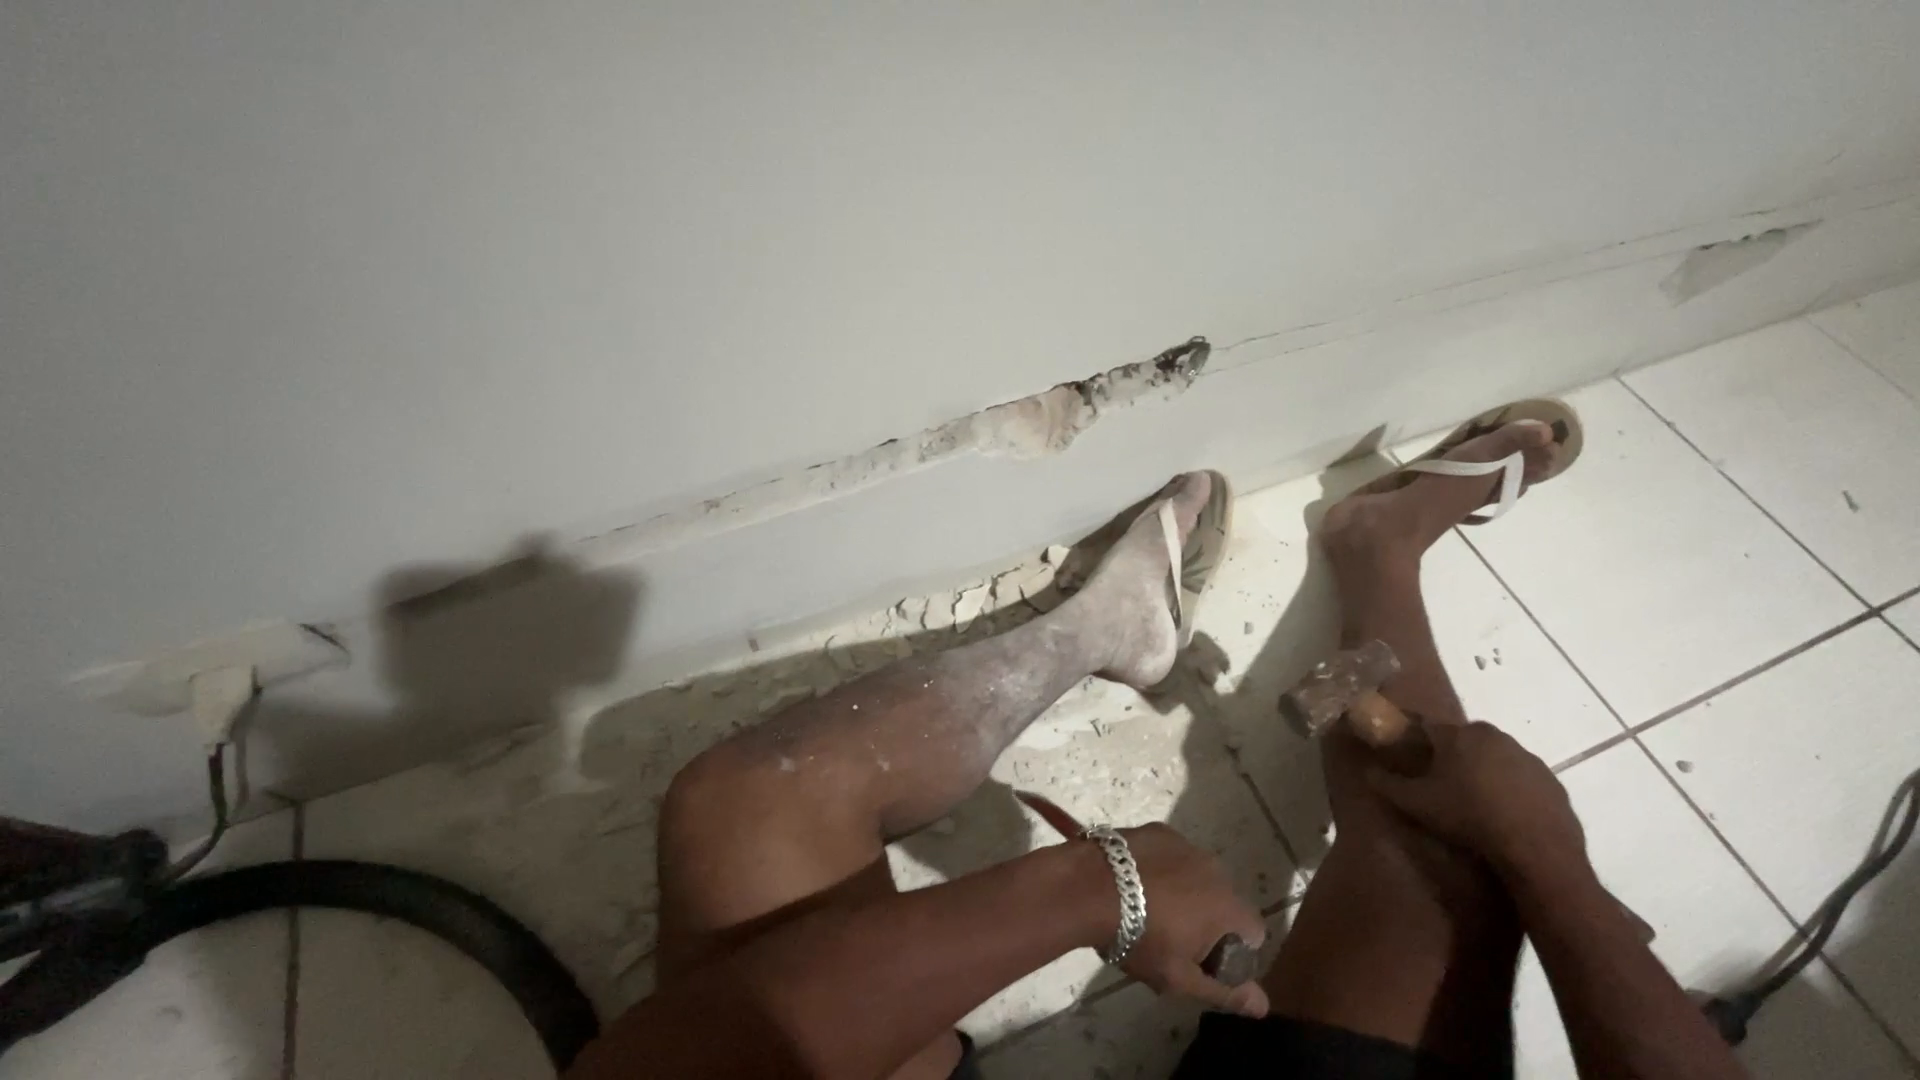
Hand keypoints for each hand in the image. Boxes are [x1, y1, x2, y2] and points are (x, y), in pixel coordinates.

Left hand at [1018, 793, 1269, 1018]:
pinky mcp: (1156, 829)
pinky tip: (1133, 881)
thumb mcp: (1180, 978)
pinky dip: (1160, 867)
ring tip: (1147, 907)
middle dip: (1207, 920)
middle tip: (1172, 938)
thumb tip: (1264, 1006)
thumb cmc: (1138, 937)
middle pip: (1224, 900)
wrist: (1088, 886)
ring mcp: (1184, 843)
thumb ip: (1225, 992)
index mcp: (1227, 905)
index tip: (1204, 961)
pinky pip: (1170, 854)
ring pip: (1196, 874)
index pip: (1253, 932)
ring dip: (1184, 890)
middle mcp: (1214, 867)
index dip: (1234, 951)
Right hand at [1367, 721, 1587, 885]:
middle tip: (1440, 780)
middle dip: (1450, 754)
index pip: (1427, 725)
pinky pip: (1521, 778)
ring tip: (1474, 800)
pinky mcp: (1552, 781)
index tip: (1407, 752)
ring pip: (1494, 757)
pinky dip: (1510, 788)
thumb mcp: (1416, 803)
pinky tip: (1504, 814)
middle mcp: (1494, 735)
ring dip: (1482, 770)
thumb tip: (1368, 770)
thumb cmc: (1469, 817)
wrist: (1537, 849)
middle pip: (1463, 739)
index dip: (1414, 737)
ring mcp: (1527, 757)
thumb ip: (1387, 784)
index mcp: (1458, 735)